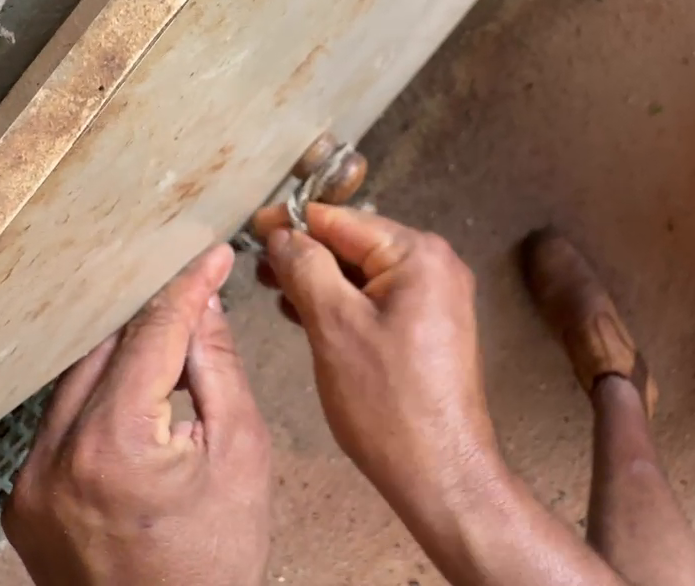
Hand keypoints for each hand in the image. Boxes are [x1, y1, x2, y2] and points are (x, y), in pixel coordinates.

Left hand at [3, 245, 271, 585]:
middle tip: (198, 287)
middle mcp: (54, 456)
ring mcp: (30, 479)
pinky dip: (104, 388)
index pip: (153, 332)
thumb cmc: (215, 558)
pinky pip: (65, 413)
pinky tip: (141, 387)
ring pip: (82, 373)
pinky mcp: (24, 495)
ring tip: (177, 339)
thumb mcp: (239, 450)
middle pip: (109, 344)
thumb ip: (217, 365)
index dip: (189, 287)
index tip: (213, 256)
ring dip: (128, 348)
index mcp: (112, 443)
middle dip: (156, 312)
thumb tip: (204, 304)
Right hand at [249, 204, 502, 521]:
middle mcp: (434, 263)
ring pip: (364, 272)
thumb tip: (283, 234)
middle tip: (256, 261)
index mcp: (418, 254)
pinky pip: (378, 297)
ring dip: (319, 277)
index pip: (344, 220)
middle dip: (305, 251)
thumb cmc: (386, 401)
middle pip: (355, 243)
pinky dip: (342, 300)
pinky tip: (305, 310)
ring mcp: (436, 295)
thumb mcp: (335, 327)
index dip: (294, 222)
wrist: (442, 474)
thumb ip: (306, 268)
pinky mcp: (429, 324)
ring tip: (273, 285)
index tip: (252, 224)